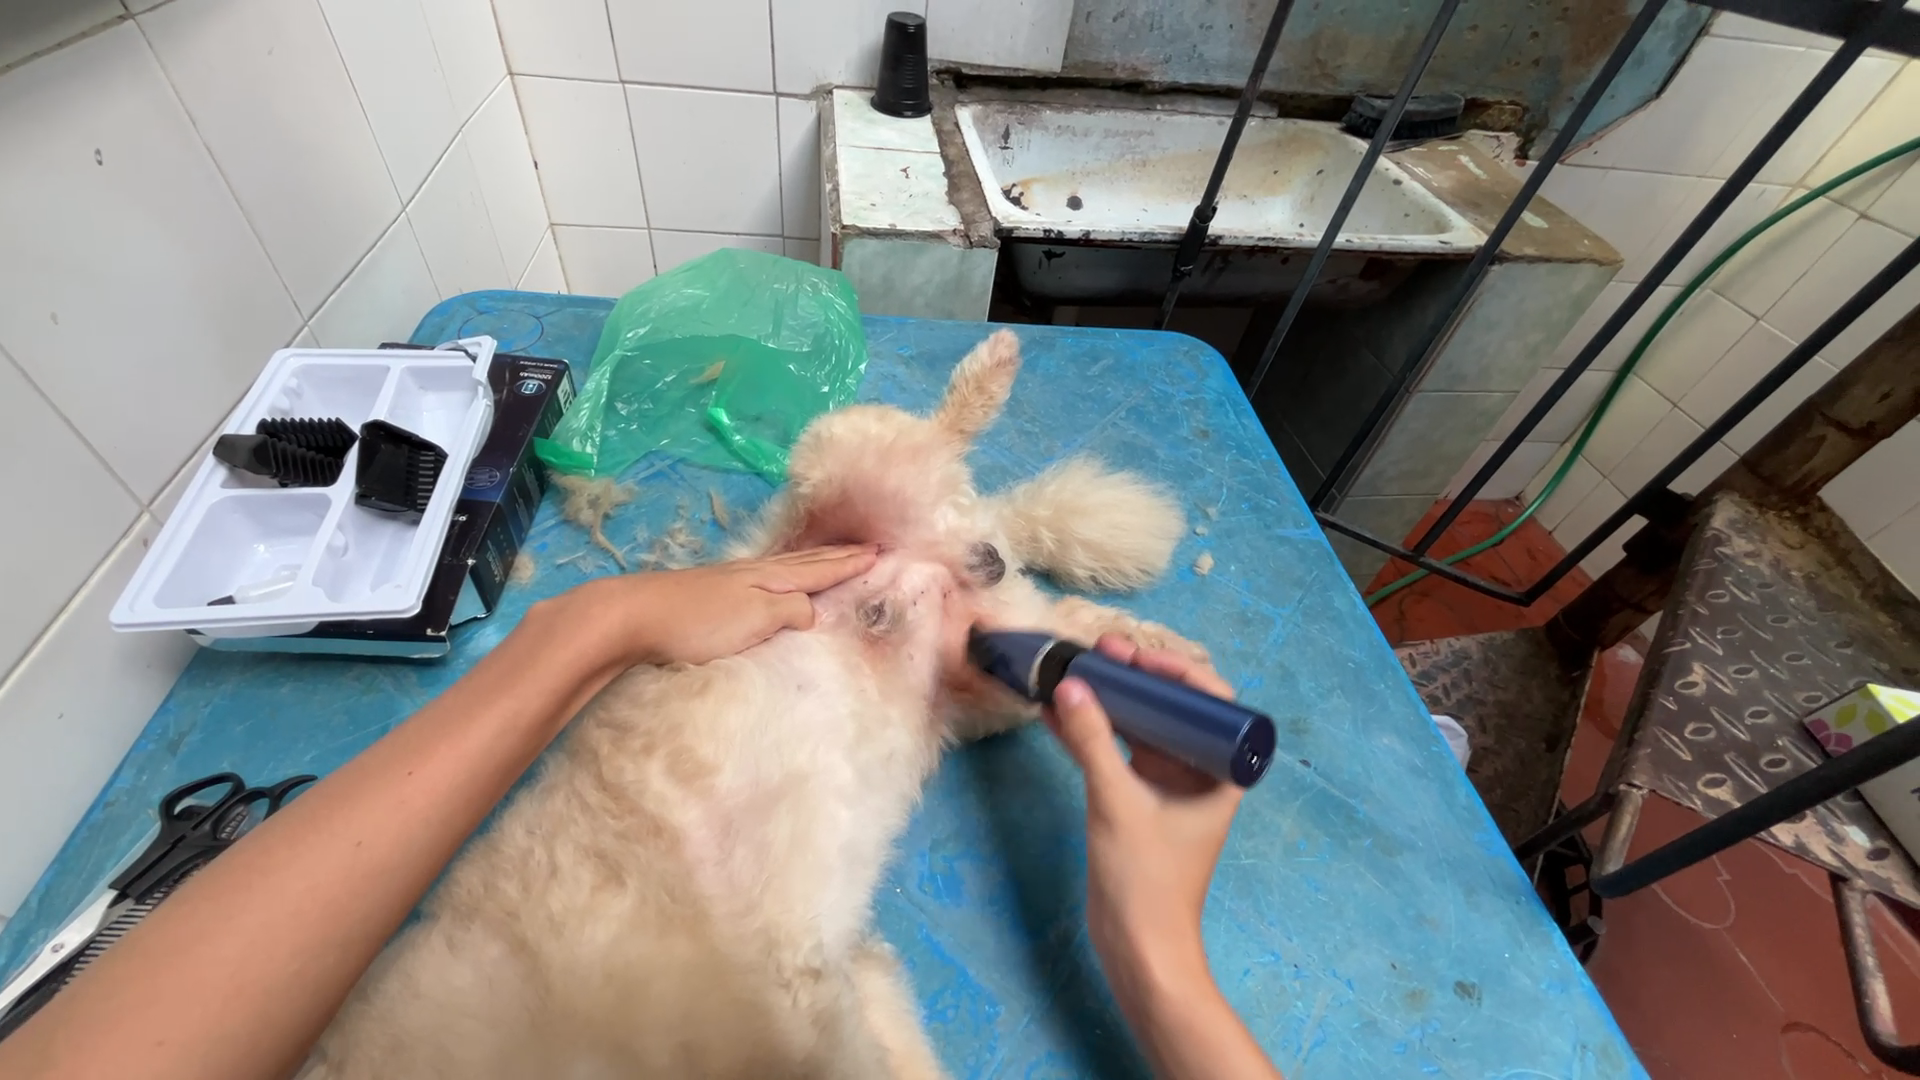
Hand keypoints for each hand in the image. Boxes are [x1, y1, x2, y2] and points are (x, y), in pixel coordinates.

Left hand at [551, 545, 878, 667]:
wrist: (632, 616)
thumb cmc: (699, 621)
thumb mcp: (756, 618)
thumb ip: (791, 611)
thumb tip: (812, 610)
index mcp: (771, 578)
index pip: (820, 568)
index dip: (850, 563)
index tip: (879, 552)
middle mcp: (755, 572)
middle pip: (805, 560)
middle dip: (838, 555)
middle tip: (866, 547)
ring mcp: (732, 579)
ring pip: (785, 566)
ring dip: (814, 560)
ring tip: (832, 555)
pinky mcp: (713, 591)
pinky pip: (766, 576)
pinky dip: (786, 572)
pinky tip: (778, 577)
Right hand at [1043, 635, 1242, 1001]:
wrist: (1138, 949)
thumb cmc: (1146, 878)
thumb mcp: (1117, 802)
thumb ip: (1092, 740)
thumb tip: (1067, 685)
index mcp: (1219, 769)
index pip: (1209, 701)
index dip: (1174, 672)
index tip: (1135, 657)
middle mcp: (1197, 768)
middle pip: (1170, 707)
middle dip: (1134, 678)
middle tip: (1100, 652)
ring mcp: (1165, 782)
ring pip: (1139, 725)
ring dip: (1108, 699)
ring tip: (1076, 669)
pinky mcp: (1136, 796)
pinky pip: (1115, 750)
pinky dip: (1089, 730)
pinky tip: (1055, 711)